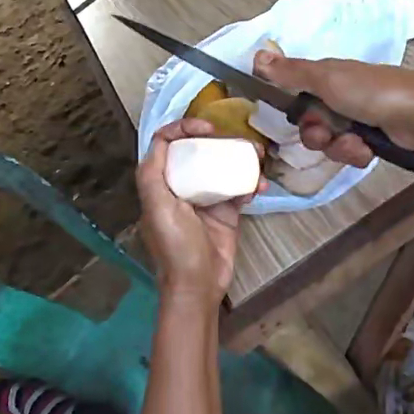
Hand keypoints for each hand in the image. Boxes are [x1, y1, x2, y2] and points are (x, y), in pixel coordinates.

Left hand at [136, 118, 264, 304]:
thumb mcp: (157, 209)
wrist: (198, 285)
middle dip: (221, 140)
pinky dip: (250, 184)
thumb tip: (161, 140)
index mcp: (160, 183)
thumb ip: (153, 174)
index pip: (168, 143)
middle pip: (199, 151)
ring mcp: (206, 198)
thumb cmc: (176, 247)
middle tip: (241, 141)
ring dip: (241, 159)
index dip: (185, 128)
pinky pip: (239, 188)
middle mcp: (181, 186)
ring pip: (222, 167)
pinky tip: (260, 186)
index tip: (208, 128)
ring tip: (259, 157)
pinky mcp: (226, 212)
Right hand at [253, 52, 413, 168]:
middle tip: (329, 133)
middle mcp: (341, 96)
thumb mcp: (326, 79)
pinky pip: (350, 152)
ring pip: (330, 142)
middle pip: (311, 124)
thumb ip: (291, 73)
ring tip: (356, 142)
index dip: (295, 111)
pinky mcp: (373, 139)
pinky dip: (356, 153)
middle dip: (317, 134)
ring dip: (338, 147)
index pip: (297, 96)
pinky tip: (368, 149)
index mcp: (329, 77)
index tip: (296, 117)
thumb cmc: (372, 92)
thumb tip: (256, 55)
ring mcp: (358, 118)